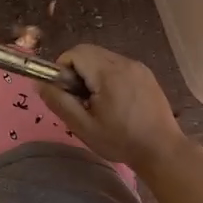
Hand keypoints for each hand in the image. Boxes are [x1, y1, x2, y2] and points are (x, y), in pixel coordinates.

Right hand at [37, 45, 186, 170]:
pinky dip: (107, 76)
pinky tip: (114, 102)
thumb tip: (39, 82)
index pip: (75, 53)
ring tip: (97, 102)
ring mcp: (138, 67)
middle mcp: (124, 62)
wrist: (162, 150)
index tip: (67, 93)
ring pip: (103, 58)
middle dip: (76, 70)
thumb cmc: (120, 140)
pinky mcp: (146, 74)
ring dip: (92, 73)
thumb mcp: (83, 126)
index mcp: (108, 73)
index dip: (63, 69)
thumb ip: (59, 101)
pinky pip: (117, 65)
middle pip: (88, 52)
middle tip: (80, 99)